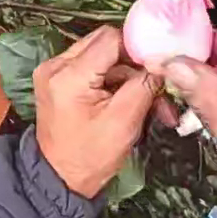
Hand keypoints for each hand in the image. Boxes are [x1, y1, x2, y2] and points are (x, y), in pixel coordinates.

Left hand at [35, 26, 158, 197]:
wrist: (60, 178)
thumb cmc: (90, 157)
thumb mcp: (124, 121)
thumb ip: (144, 85)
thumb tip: (162, 62)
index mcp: (68, 75)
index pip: (111, 39)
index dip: (138, 49)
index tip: (159, 66)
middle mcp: (55, 65)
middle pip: (104, 42)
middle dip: (133, 61)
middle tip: (154, 83)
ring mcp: (54, 70)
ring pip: (100, 53)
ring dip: (125, 73)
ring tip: (147, 98)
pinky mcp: (58, 78)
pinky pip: (91, 66)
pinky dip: (112, 79)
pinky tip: (128, 98)